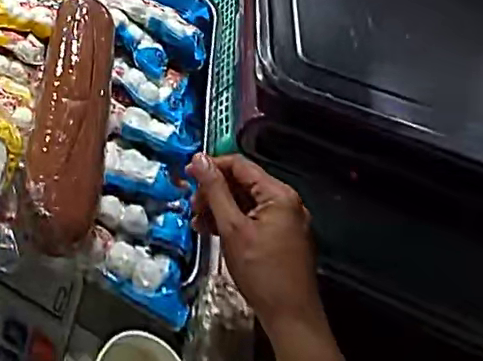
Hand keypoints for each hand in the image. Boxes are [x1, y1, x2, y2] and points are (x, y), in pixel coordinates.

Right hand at [187, 154, 329, 344]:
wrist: (293, 322)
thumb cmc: (262, 274)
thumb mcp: (232, 229)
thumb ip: (214, 190)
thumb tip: (199, 160)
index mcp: (279, 194)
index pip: (239, 165)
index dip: (211, 167)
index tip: (189, 175)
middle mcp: (287, 202)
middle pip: (243, 183)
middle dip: (215, 192)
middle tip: (194, 206)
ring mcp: (288, 221)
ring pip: (247, 202)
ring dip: (221, 209)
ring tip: (200, 223)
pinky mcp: (284, 238)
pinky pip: (255, 218)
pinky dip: (235, 222)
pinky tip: (216, 233)